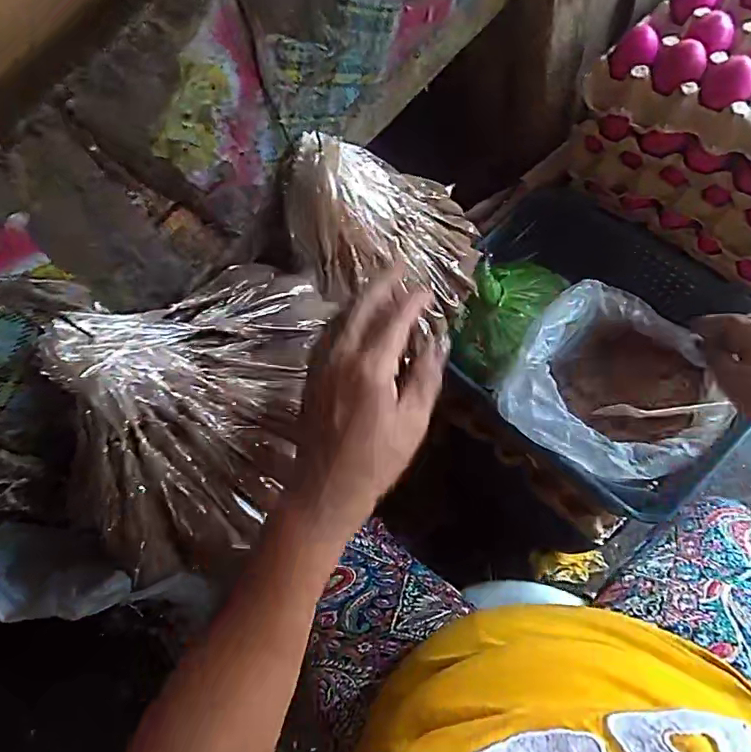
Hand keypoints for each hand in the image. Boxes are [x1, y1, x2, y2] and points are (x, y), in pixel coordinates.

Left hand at [290, 269, 445, 527]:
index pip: (395, 320)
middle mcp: (341, 357)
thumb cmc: (377, 461)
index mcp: (370, 367)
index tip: (428, 288)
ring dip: (362, 297)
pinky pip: (329, 333)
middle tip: (400, 264)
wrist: (325, 487)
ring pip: (342, 317)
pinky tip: (355, 317)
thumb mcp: (413, 422)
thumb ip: (426, 376)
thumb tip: (438, 340)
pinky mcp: (312, 374)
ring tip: (381, 284)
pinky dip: (345, 317)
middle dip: (383, 283)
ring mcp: (322, 364)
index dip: (413, 301)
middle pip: (362, 307)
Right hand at [692, 314, 750, 446]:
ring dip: (743, 340)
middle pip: (746, 323)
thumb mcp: (728, 378)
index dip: (705, 324)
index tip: (692, 330)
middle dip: (725, 331)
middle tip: (707, 342)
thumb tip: (706, 345)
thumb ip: (713, 356)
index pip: (725, 319)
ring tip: (728, 355)